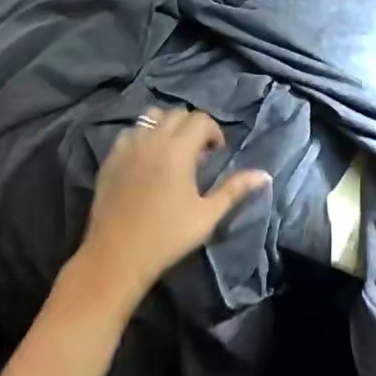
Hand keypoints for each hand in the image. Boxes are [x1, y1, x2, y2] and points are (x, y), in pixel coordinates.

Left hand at [73, 107, 271, 297]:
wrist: (114, 261)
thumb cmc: (165, 238)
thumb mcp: (207, 215)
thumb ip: (235, 189)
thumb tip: (265, 175)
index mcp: (178, 150)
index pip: (201, 119)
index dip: (213, 132)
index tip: (215, 155)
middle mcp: (153, 140)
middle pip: (178, 114)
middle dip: (193, 127)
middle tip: (198, 154)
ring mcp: (128, 148)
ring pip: (152, 117)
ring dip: (167, 126)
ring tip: (172, 150)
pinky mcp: (110, 160)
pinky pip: (130, 133)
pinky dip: (143, 136)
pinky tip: (146, 159)